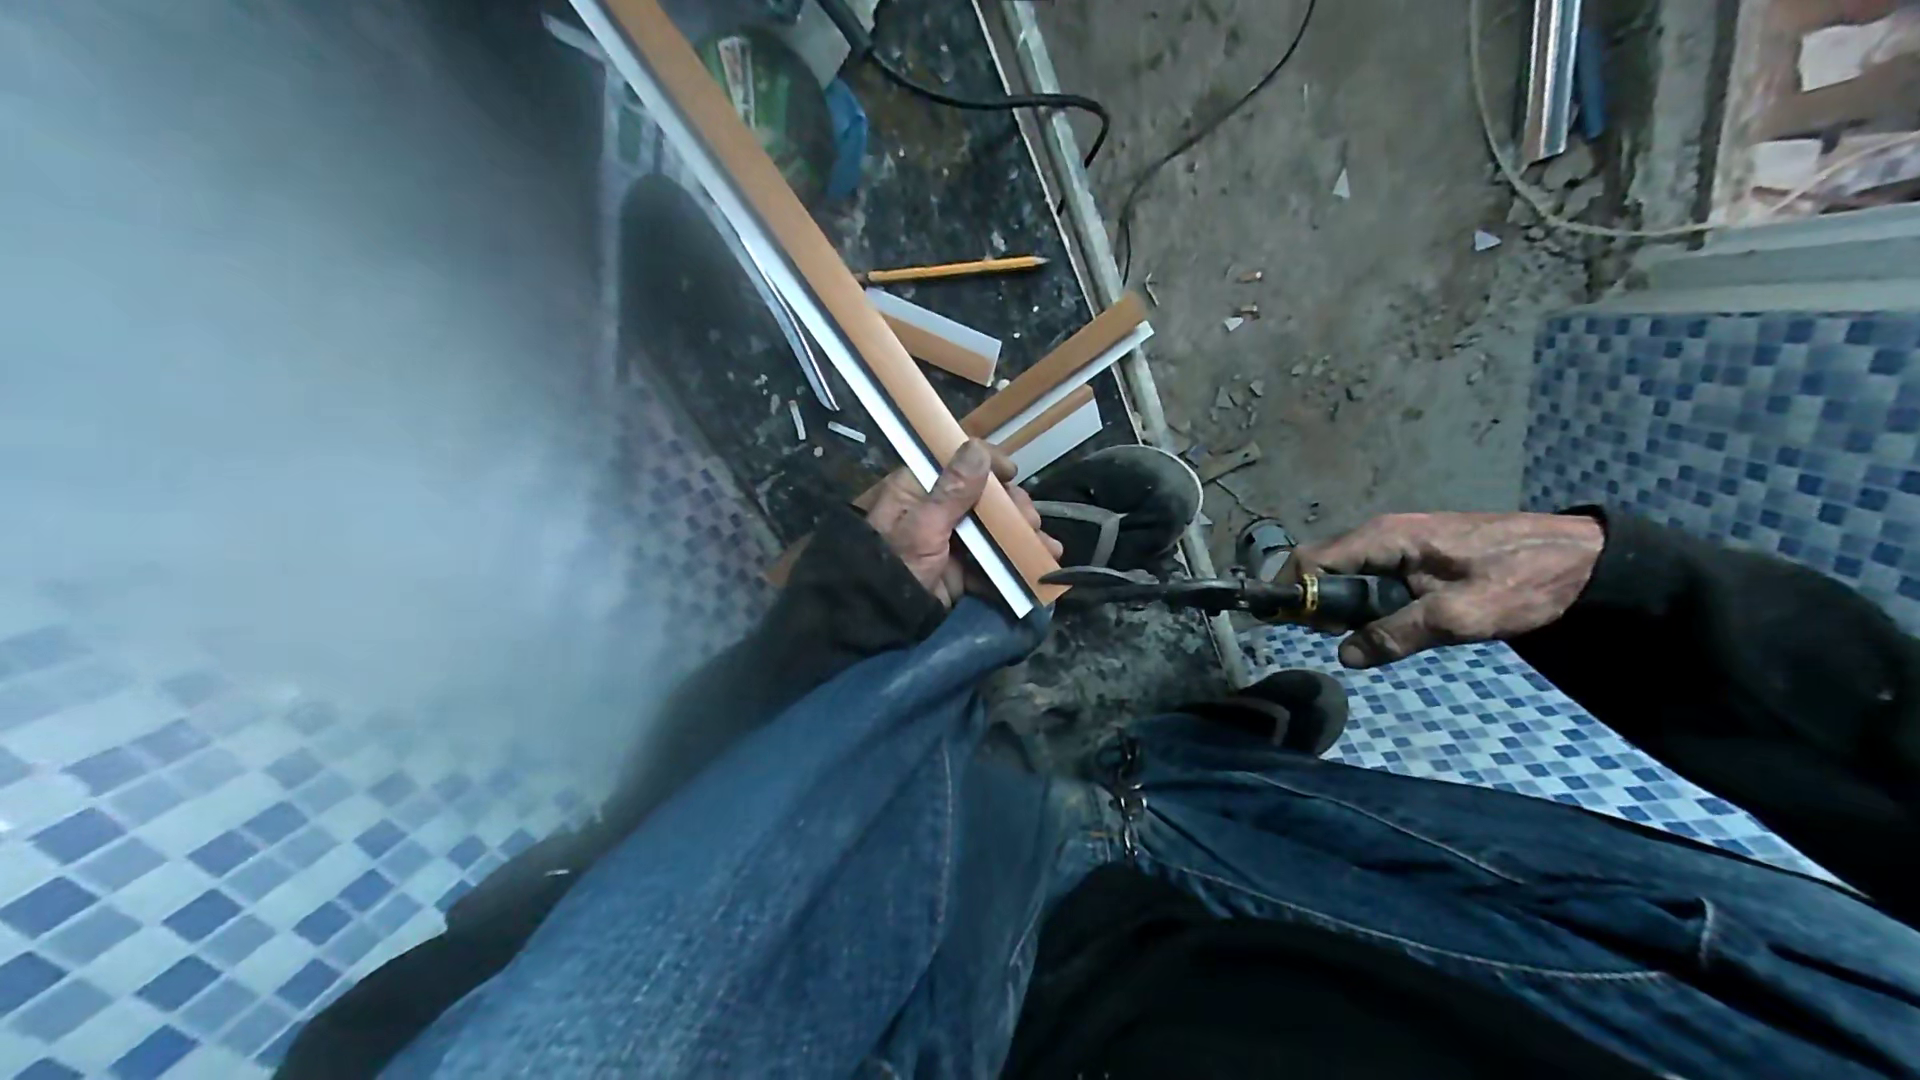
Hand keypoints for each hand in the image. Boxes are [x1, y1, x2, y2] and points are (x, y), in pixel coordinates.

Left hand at [865, 440, 1063, 607]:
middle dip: (1014, 508)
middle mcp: (938, 509)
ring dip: (1023, 536)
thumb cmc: (897, 565)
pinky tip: (1040, 565)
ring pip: (995, 529)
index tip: (1011, 474)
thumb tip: (979, 449)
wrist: (882, 621)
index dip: (988, 464)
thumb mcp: (923, 527)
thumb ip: (952, 491)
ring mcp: (952, 541)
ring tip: (1046, 547)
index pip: (958, 462)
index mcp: (920, 488)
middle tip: (1030, 522)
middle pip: (985, 497)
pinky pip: (994, 560)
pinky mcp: (962, 569)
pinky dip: (1017, 562)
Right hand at [1287, 512, 1603, 668]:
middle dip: (1318, 602)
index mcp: (1382, 539)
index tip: (1304, 628)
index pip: (1310, 559)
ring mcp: (1396, 541)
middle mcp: (1380, 533)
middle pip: (1321, 565)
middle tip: (1341, 636)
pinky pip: (1368, 574)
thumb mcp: (1458, 617)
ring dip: (1342, 604)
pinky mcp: (1412, 553)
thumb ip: (1396, 634)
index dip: (1295, 592)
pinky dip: (1364, 599)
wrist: (1587, 559)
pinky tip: (1389, 620)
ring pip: (1344, 572)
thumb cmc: (1521, 582)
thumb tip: (1344, 655)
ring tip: (1368, 633)